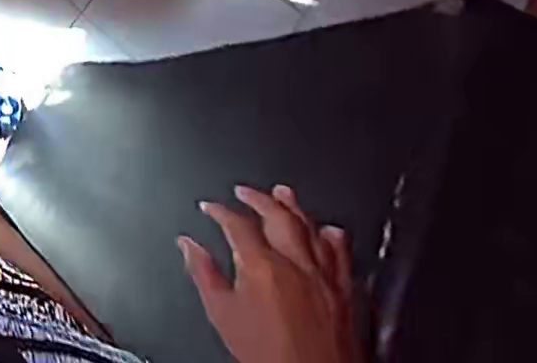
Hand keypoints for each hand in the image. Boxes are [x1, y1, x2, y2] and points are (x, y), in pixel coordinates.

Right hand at [180, 184, 361, 362]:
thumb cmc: (268, 354)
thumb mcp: (221, 312)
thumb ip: (203, 272)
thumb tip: (187, 245)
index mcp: (261, 266)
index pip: (236, 224)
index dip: (219, 210)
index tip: (209, 207)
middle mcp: (296, 268)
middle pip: (279, 218)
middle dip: (259, 199)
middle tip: (245, 191)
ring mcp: (326, 283)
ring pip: (313, 234)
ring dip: (297, 210)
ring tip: (285, 195)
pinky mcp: (348, 301)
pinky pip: (344, 262)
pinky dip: (336, 243)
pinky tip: (332, 233)